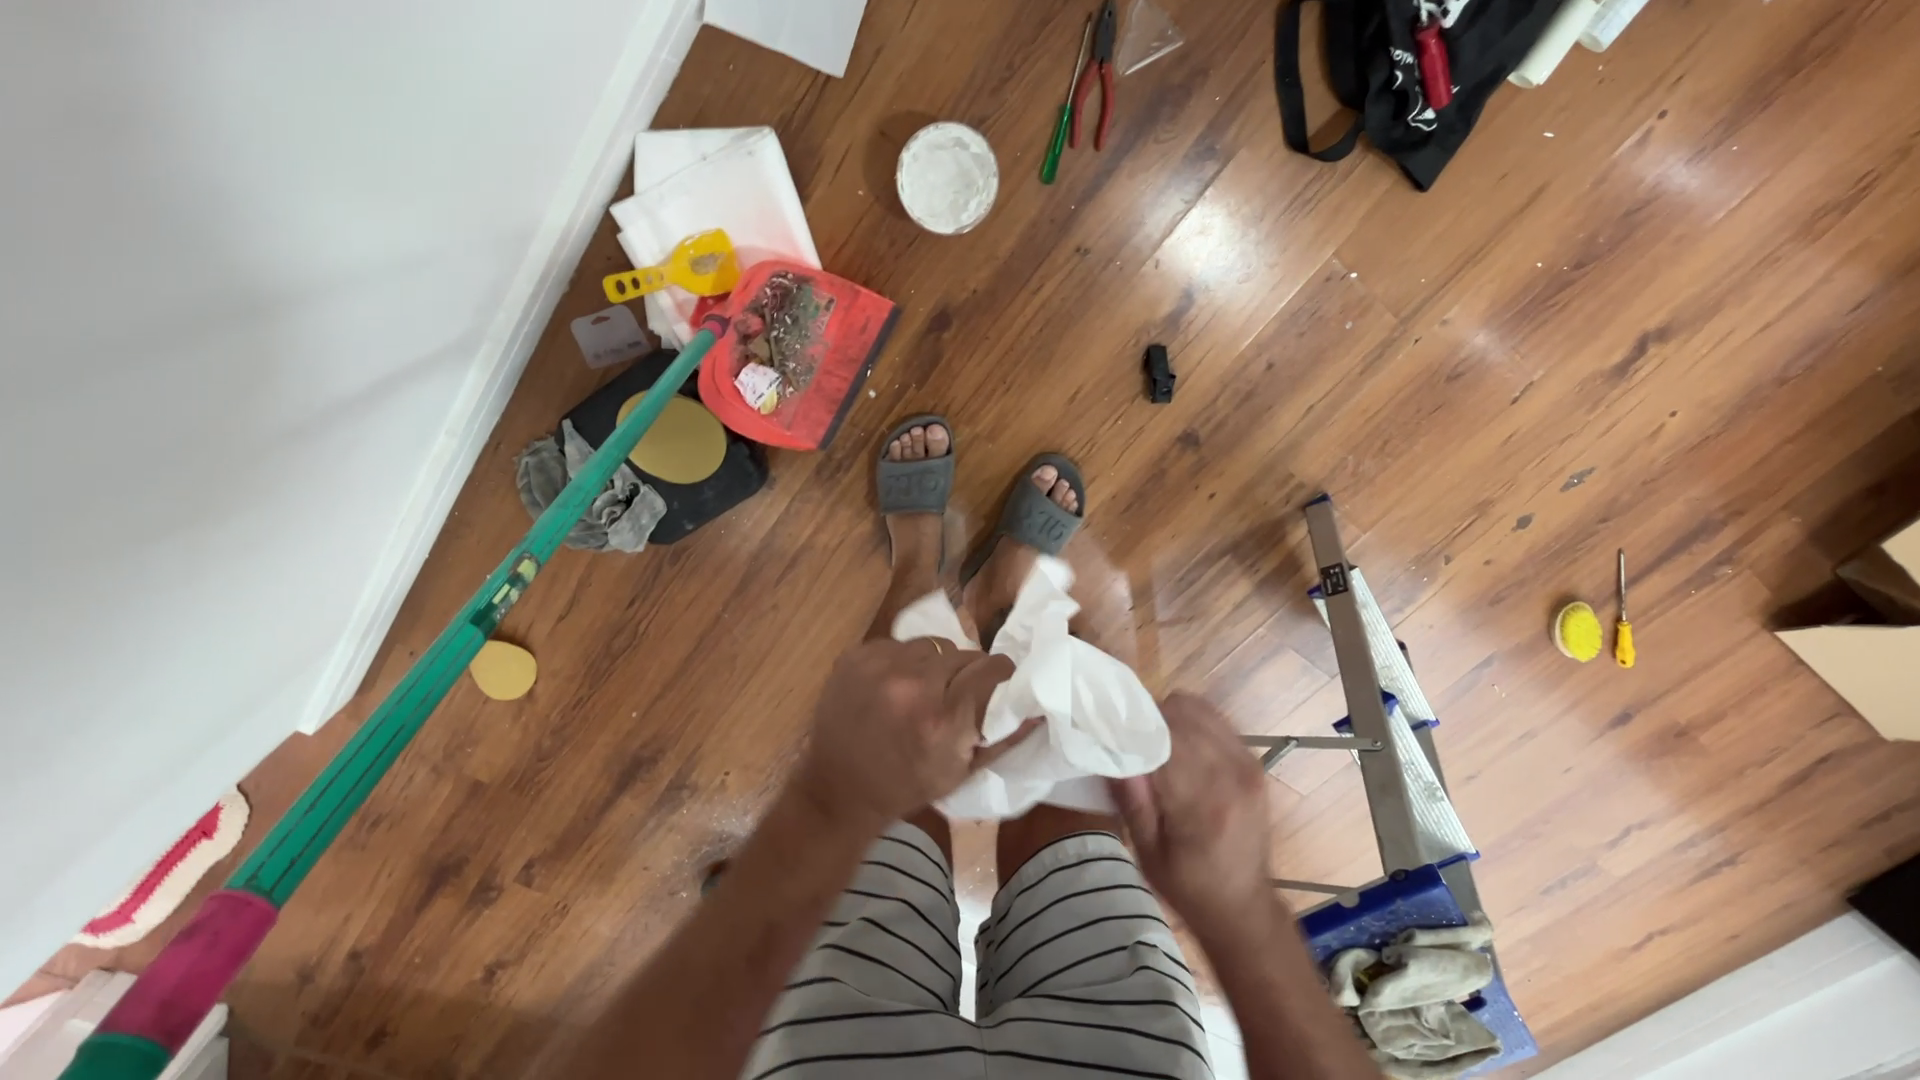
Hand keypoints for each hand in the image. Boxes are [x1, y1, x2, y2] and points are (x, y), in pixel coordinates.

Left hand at [795, 638, 1037, 830]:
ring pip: (930, 644)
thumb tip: (1039, 708)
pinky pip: (896, 644)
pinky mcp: (855, 656)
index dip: (1000, 674)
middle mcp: (911, 683)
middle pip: (962, 653)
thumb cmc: (907, 786)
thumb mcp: (962, 771)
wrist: (838, 790)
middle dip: (966, 671)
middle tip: (958, 692)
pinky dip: (901, 662)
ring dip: (934, 663)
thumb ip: (1003, 736)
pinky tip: (894, 687)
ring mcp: (878, 665)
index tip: (999, 682)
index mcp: (942, 717)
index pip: (991, 668)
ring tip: (925, 688)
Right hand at [1111, 693, 1274, 936]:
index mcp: (1203, 801)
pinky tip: (1176, 744)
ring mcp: (1247, 764)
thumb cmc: (1188, 887)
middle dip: (1146, 719)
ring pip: (1198, 709)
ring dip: (1168, 717)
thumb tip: (1109, 750)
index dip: (1130, 725)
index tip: (1104, 726)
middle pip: (1179, 715)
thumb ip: (1131, 799)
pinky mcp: (1253, 762)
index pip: (1163, 737)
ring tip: (1149, 741)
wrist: (1243, 906)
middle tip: (1123, 737)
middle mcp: (1231, 774)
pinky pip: (1216, 720)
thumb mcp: (1148, 852)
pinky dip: (1190, 722)